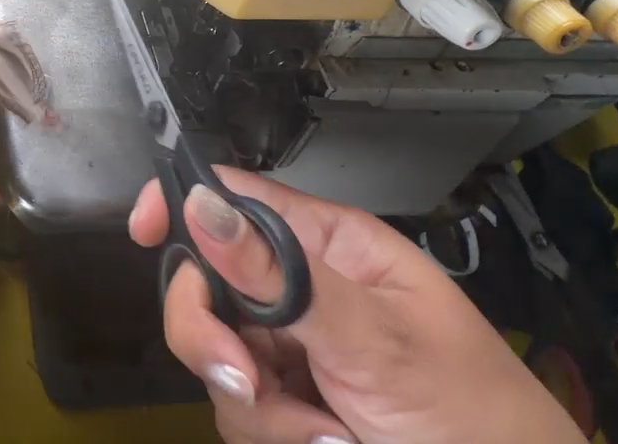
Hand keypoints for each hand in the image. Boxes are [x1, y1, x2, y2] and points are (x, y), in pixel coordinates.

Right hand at [129, 166, 586, 443]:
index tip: (143, 230)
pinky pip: (234, 406)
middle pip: (206, 281)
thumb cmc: (473, 418)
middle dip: (212, 334)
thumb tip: (200, 200)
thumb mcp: (377, 342)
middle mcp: (299, 289)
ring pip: (214, 353)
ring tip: (324, 436)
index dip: (181, 201)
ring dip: (258, 405)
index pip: (236, 198)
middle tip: (244, 378)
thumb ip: (283, 276)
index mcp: (328, 246)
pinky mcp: (283, 404)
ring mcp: (287, 349)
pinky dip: (268, 433)